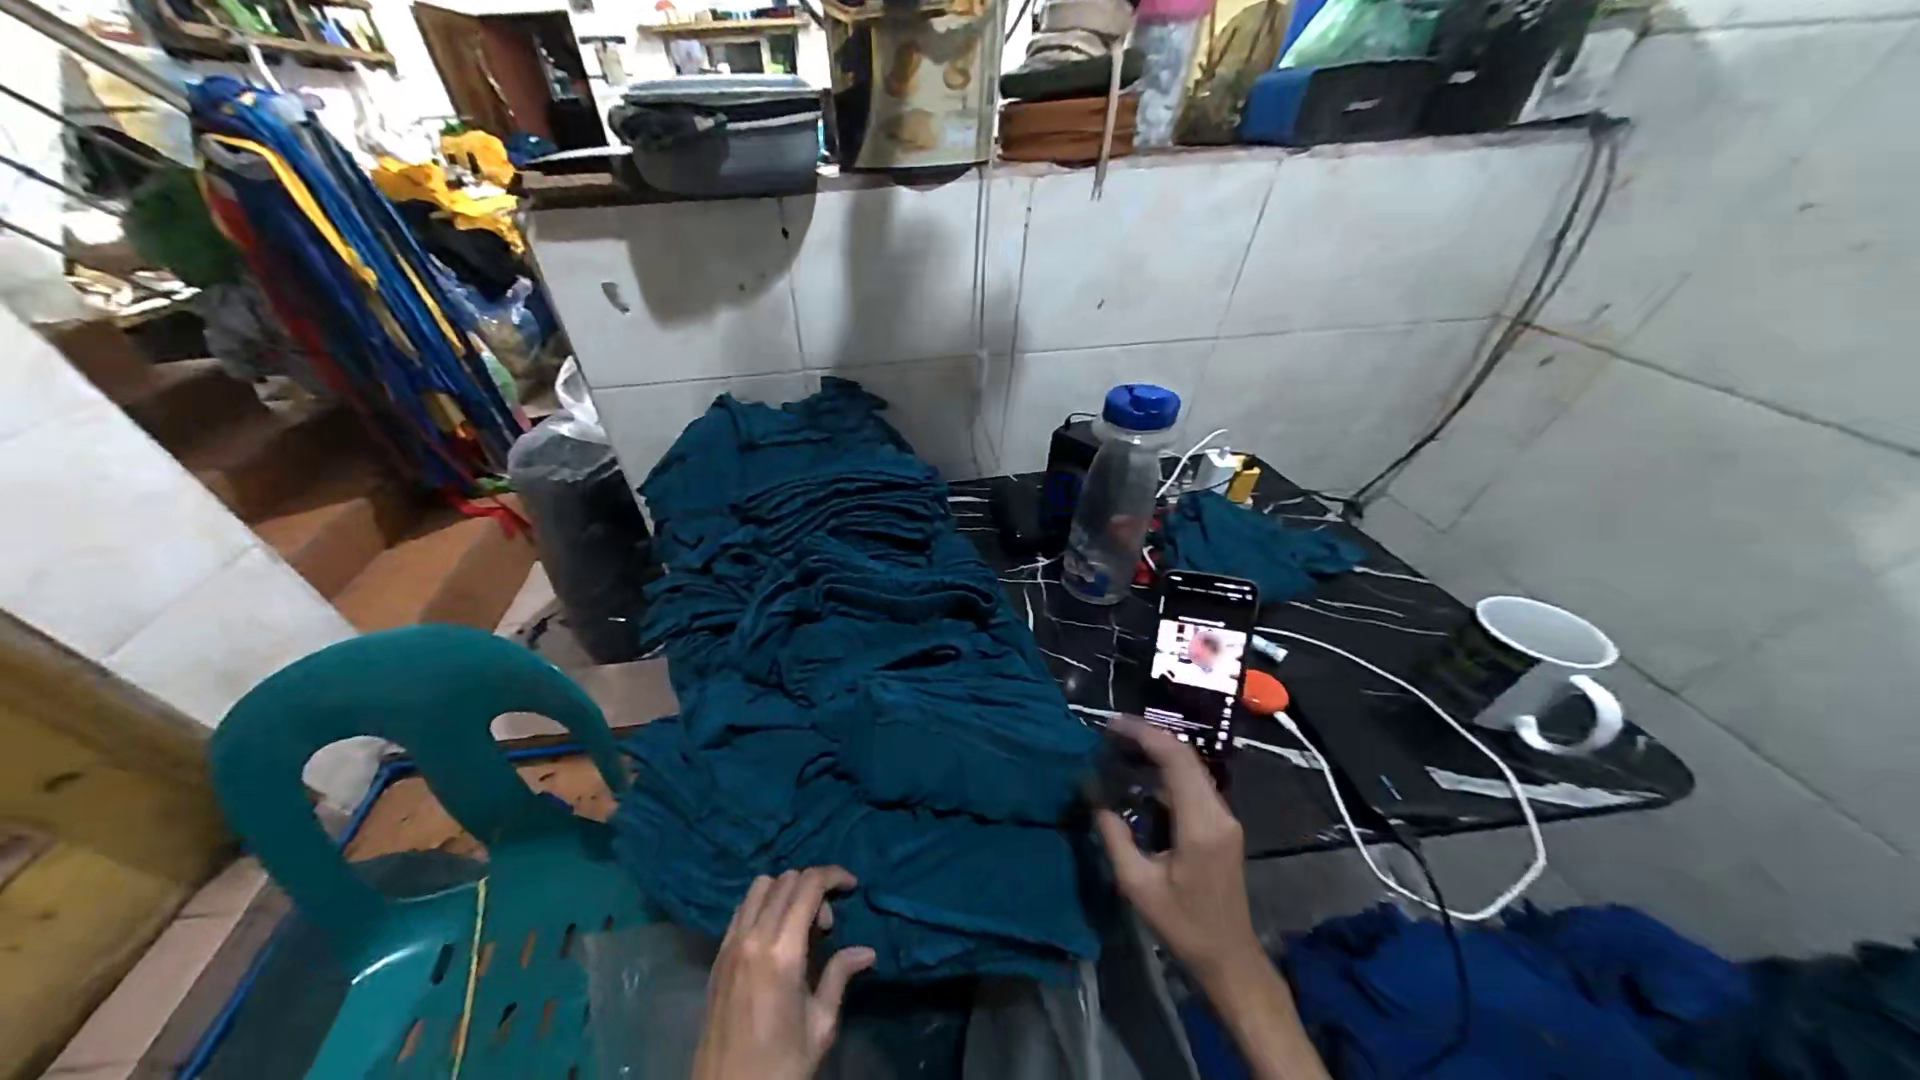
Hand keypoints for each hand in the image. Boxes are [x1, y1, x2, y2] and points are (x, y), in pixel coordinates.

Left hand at [693, 867, 877, 1079]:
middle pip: (786, 880)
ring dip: (786, 891)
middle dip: (814, 886)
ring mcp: (730, 945)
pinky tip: (776, 933)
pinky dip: (763, 904)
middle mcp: (752, 938)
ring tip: (801, 923)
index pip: (808, 885)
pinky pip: (742, 909)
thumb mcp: (820, 1025)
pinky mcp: (717, 957)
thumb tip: (866, 952)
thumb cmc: (781, 1065)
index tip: (852, 885)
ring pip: (760, 887)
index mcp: (782, 952)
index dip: (833, 875)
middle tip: (828, 923)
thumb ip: (839, 977)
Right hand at [1095, 718, 1260, 983]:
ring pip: (1191, 767)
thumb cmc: (1182, 925)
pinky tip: (1141, 774)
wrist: (1229, 957)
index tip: (1112, 724)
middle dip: (1148, 736)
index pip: (1175, 760)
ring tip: (1120, 747)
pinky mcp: (1222, 825)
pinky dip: (1166, 770)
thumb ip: (1113, 834)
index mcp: (1201, 825)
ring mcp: (1225, 818)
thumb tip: (1091, 792)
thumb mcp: (1137, 884)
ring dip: (1158, 751)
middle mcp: (1219, 813)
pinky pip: (1194, 783)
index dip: (1144, 734)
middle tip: (1110, 731)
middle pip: (1186, 756)